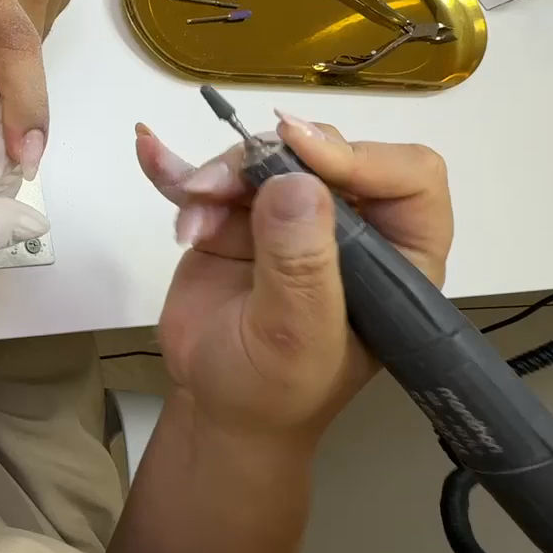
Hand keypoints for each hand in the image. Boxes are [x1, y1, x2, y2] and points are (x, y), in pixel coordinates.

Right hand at [133, 112, 454, 441]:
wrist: (213, 403)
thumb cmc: (272, 388)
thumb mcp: (294, 336)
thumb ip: (299, 266)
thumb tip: (295, 183)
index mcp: (395, 256)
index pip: (404, 178)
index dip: (356, 155)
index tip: (294, 149)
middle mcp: (345, 229)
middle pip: (314, 158)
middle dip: (258, 165)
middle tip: (209, 192)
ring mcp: (281, 223)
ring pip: (253, 164)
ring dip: (210, 181)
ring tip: (186, 227)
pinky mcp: (229, 224)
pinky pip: (203, 184)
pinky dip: (173, 168)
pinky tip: (148, 150)